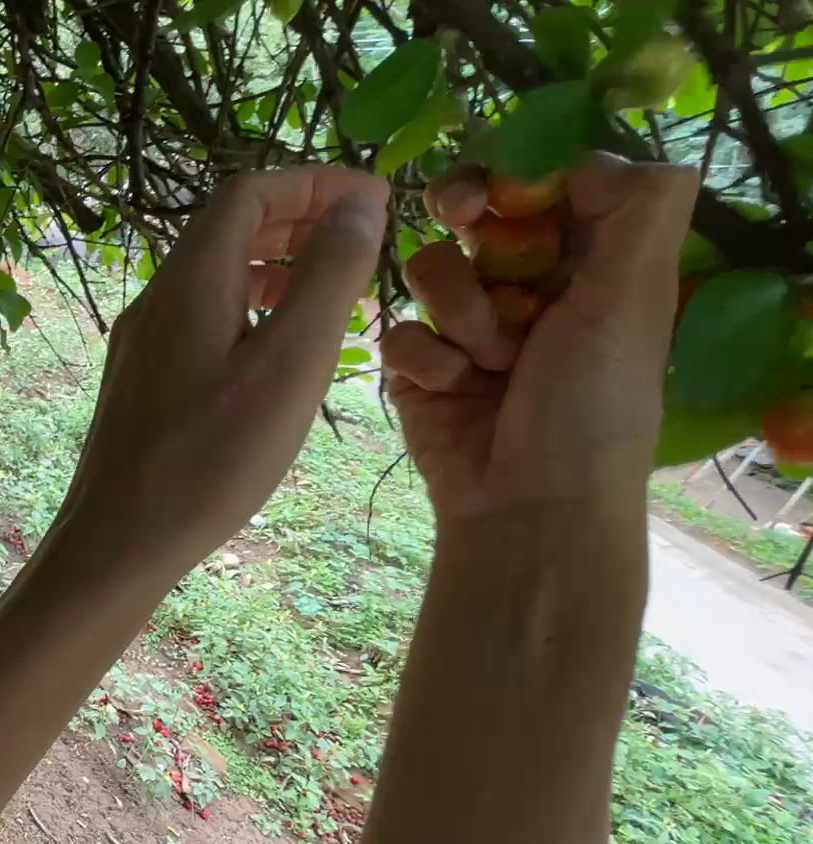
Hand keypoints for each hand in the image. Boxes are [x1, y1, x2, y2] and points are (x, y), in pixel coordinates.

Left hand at [51, 166, 387, 581]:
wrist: (118, 537)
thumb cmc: (210, 458)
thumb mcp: (289, 364)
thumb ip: (327, 277)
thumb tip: (357, 205)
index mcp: (187, 283)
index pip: (247, 193)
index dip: (314, 184)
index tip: (374, 203)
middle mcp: (152, 303)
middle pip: (224, 231)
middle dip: (295, 223)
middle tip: (357, 246)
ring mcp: (138, 345)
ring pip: (209, 280)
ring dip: (271, 270)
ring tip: (327, 298)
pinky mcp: (138, 383)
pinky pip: (195, 322)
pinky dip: (243, 314)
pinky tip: (272, 353)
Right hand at [384, 154, 698, 524]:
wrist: (523, 496)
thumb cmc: (589, 401)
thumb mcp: (633, 297)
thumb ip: (634, 208)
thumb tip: (580, 159)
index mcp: (590, 259)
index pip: (546, 185)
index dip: (517, 172)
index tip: (499, 182)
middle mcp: (523, 283)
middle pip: (471, 214)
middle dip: (466, 217)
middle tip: (458, 214)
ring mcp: (461, 324)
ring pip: (427, 271)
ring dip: (458, 314)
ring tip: (488, 363)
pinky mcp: (414, 364)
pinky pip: (398, 332)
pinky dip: (424, 360)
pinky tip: (450, 390)